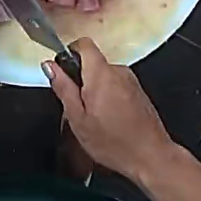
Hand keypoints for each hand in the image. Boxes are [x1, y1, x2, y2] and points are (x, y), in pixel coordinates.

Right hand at [45, 39, 178, 183]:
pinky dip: (109, 98)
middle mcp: (119, 71)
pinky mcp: (138, 91)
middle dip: (82, 80)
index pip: (84, 44)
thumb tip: (50, 67)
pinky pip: (117, 86)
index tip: (63, 70)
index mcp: (101, 74)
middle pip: (93, 63)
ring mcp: (131, 80)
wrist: (150, 156)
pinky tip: (110, 121)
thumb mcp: (78, 118)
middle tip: (78, 108)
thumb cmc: (114, 143)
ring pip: (104, 76)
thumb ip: (63, 88)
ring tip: (95, 119)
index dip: (70, 53)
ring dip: (96, 91)